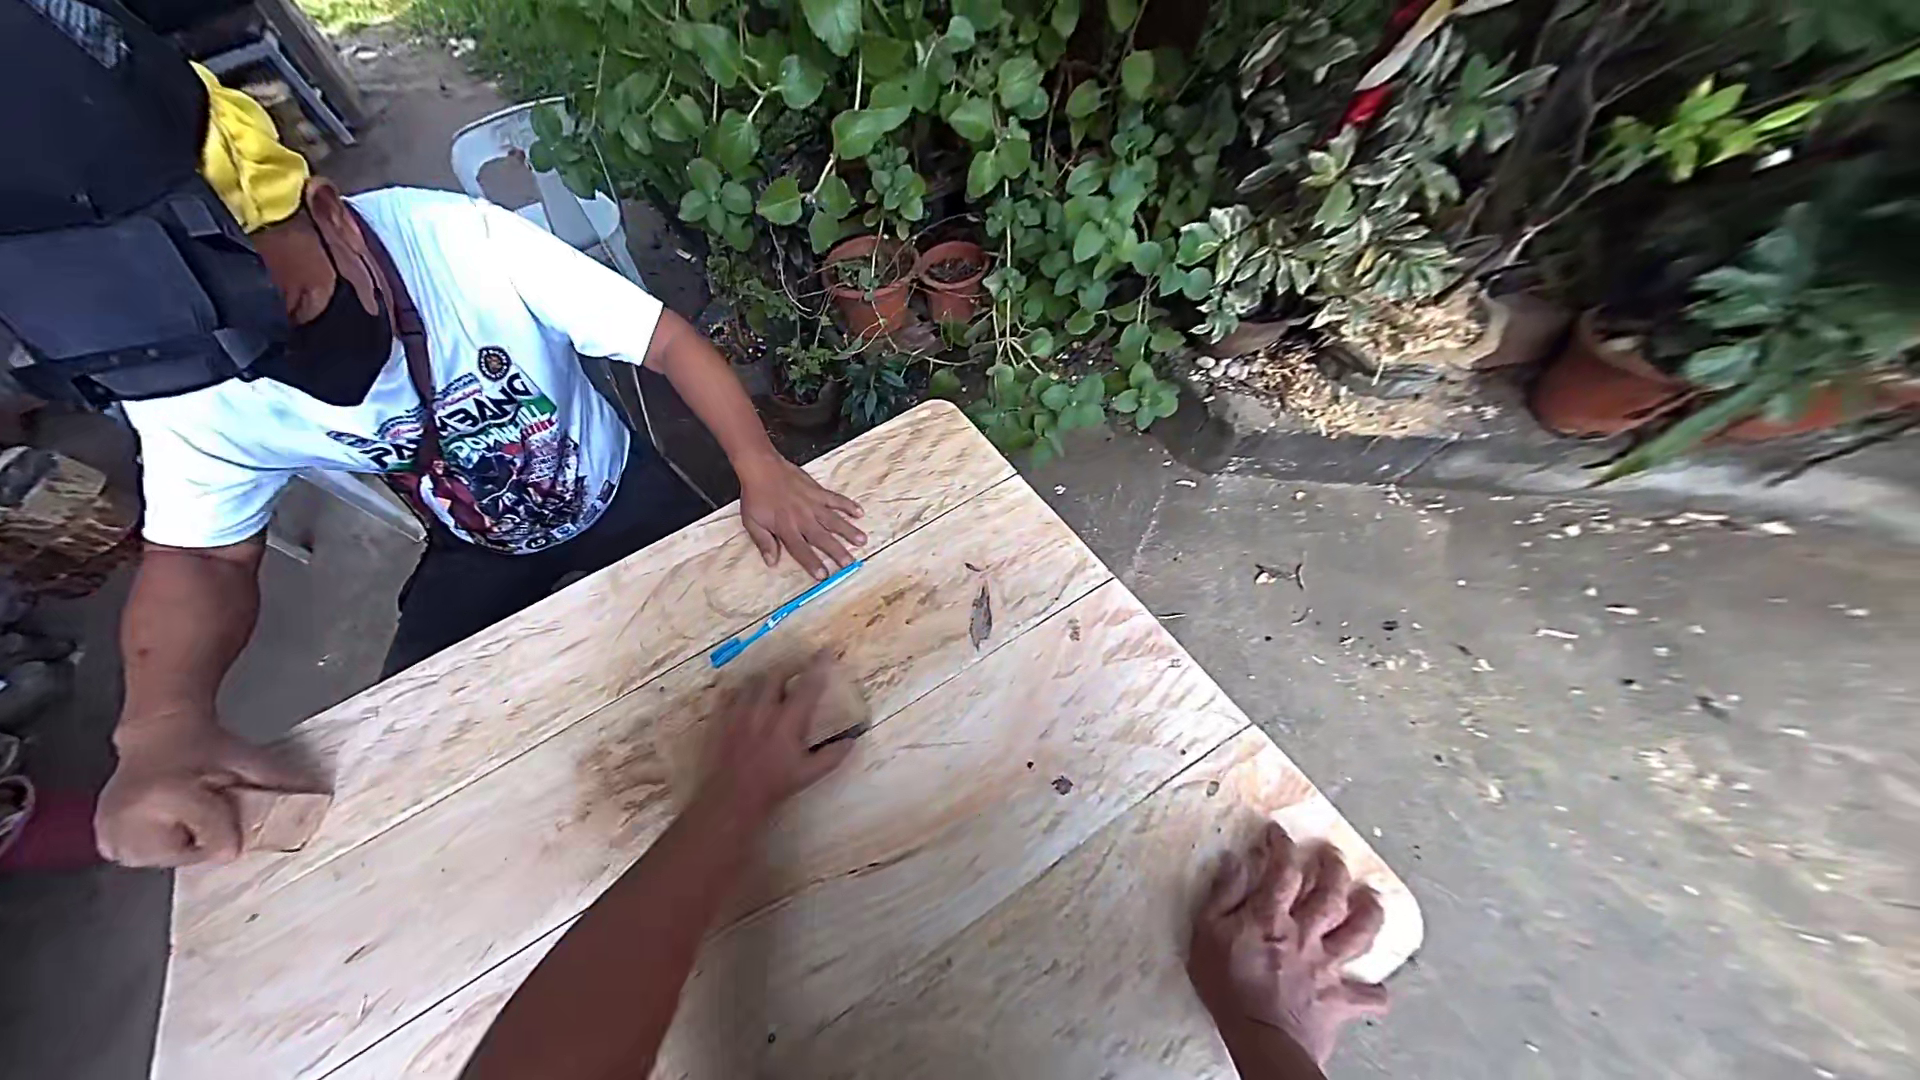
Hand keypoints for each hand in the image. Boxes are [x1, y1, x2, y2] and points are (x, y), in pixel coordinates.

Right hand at [95, 720, 309, 867]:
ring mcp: (109, 825)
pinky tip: (173, 827)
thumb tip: (315, 796)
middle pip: (175, 853)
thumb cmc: (208, 746)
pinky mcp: (100, 830)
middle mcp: (132, 814)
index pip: (207, 829)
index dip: (229, 840)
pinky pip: (129, 855)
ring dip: (179, 850)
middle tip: (222, 832)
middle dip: (203, 847)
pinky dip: (155, 848)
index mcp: (170, 795)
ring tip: (197, 825)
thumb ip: (278, 780)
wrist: (161, 735)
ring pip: (151, 859)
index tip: (241, 848)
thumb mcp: (249, 760)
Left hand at [697, 654, 857, 822]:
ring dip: (765, 680)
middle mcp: (764, 710)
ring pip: (752, 681)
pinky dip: (739, 691)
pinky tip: (744, 698)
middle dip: (788, 669)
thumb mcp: (808, 774)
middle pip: (776, 675)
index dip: (818, 665)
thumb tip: (853, 740)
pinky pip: (729, 693)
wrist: (730, 799)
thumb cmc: (774, 786)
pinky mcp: (720, 719)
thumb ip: (832, 756)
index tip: (825, 650)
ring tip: (771, 686)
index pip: (808, 685)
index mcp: (789, 721)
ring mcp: (739, 712)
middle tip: (795, 673)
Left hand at [736, 453, 865, 579]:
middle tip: (849, 563)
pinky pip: (835, 499)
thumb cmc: (755, 496)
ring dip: (848, 531)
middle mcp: (802, 518)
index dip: (812, 563)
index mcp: (786, 528)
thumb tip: (771, 562)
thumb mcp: (752, 522)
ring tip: (862, 540)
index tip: (823, 575)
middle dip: (837, 551)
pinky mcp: (818, 491)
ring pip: (833, 520)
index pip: (801, 550)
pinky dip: (848, 505)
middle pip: (822, 538)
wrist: (761, 467)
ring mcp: (812, 504)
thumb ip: (764, 542)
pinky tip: (860, 512)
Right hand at [1189, 822, 1388, 1065]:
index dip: (1282, 845)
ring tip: (1371, 897)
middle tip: (1332, 854)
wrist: (1259, 1040)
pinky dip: (1376, 990)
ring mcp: (1326, 967)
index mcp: (1270, 917)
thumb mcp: (1207, 931)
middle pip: (1329, 894)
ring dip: (1368, 912)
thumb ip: (1223, 893)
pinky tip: (1378, 986)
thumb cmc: (1227, 986)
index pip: (1282, 869)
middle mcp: (1304, 935)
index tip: (1278, 834)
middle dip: (1333, 869)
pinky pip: (1369, 996)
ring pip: (1358, 933)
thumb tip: (1234, 861)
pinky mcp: (1340, 1000)